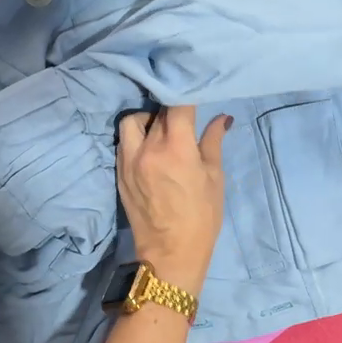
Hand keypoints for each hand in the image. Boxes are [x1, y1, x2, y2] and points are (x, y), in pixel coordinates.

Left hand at [116, 106, 230, 292]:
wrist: (171, 253)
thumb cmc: (201, 217)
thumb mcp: (214, 177)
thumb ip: (212, 142)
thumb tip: (222, 118)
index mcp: (176, 148)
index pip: (177, 104)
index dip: (186, 93)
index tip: (194, 89)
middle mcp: (147, 149)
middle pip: (155, 111)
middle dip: (170, 107)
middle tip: (183, 112)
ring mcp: (128, 160)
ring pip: (131, 122)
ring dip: (146, 119)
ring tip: (160, 129)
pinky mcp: (119, 173)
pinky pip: (123, 142)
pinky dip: (136, 137)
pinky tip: (149, 145)